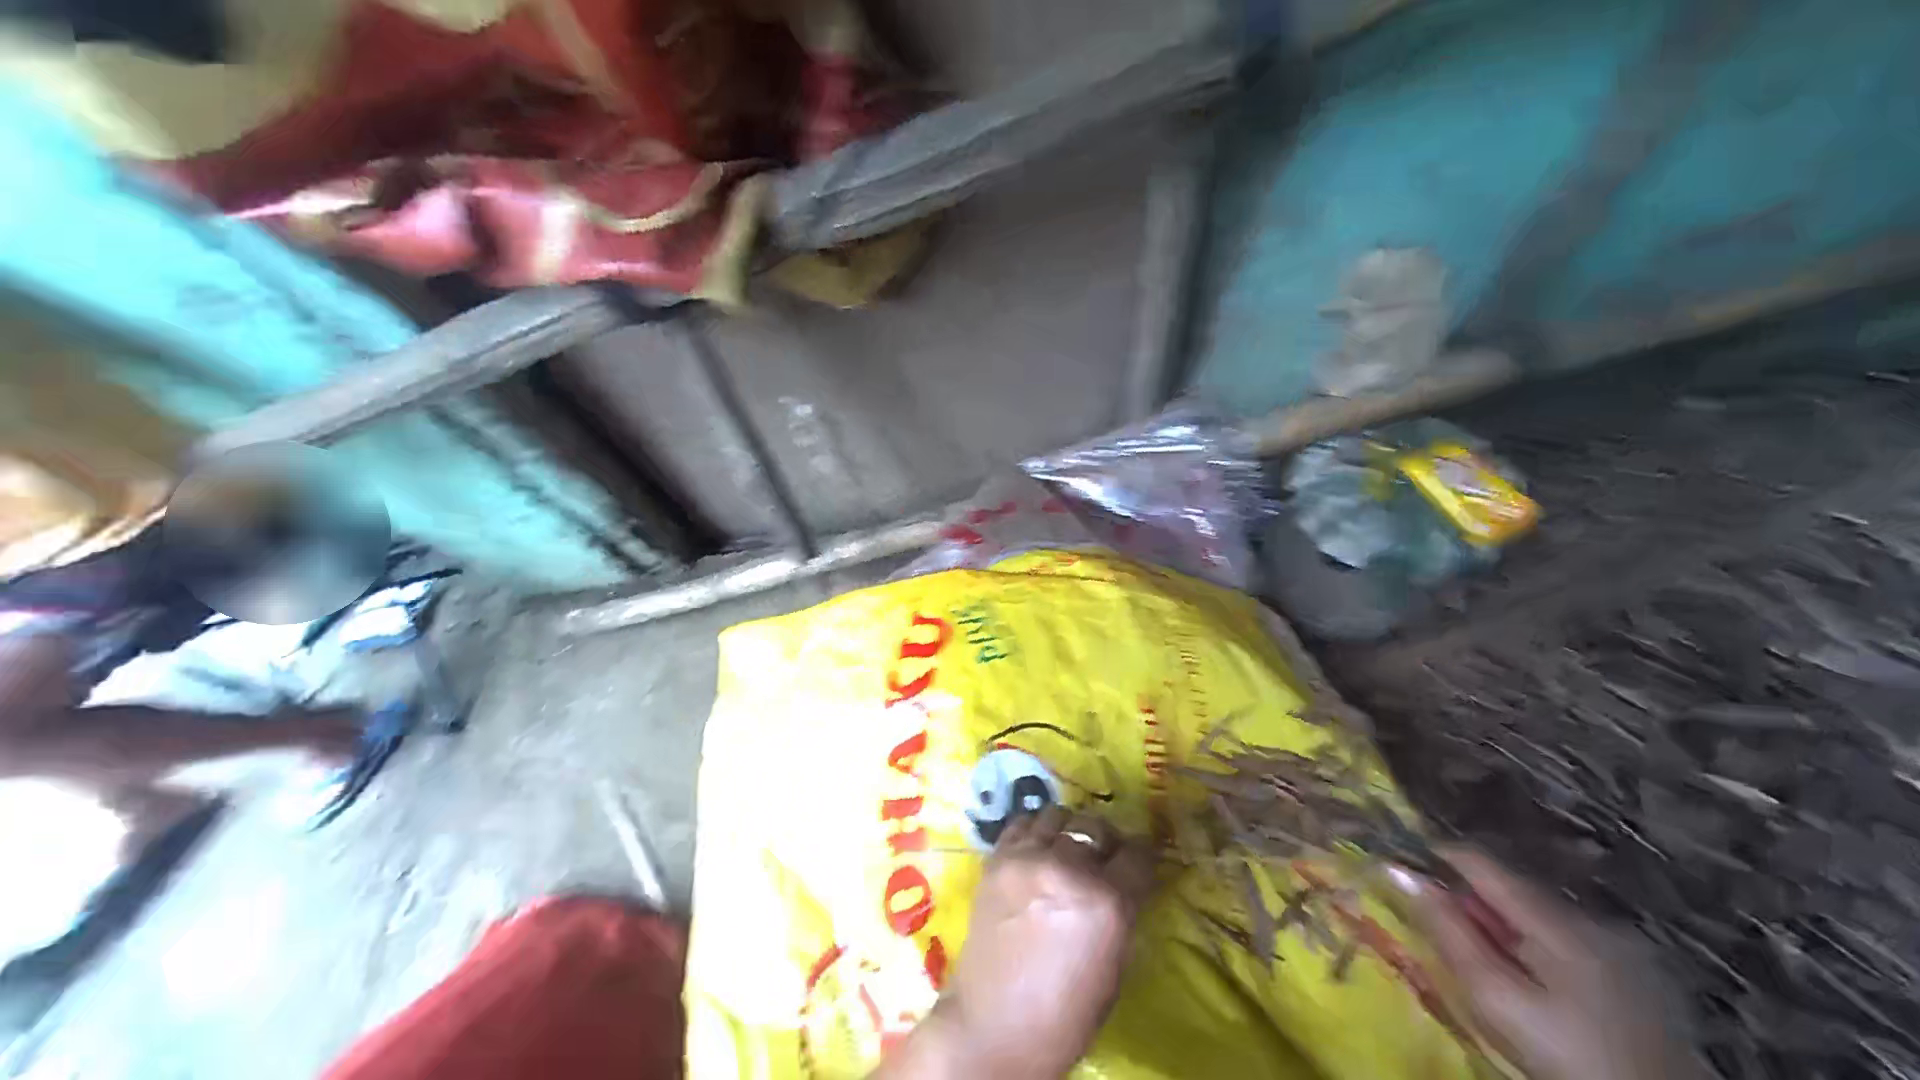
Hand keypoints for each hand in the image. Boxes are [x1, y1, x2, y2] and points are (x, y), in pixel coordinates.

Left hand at [875, 807, 1153, 1079]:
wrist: (991, 1028)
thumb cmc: (1064, 1014)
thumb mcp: (1114, 968)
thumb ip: (1122, 914)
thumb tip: (1128, 882)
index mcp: (1107, 902)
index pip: (1138, 853)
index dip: (1142, 856)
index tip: (1139, 861)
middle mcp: (1068, 868)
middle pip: (1096, 826)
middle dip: (1105, 840)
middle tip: (1101, 858)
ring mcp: (1027, 858)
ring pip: (1057, 815)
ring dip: (1068, 830)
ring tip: (1066, 850)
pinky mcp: (996, 858)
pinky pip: (1023, 823)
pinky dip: (1035, 831)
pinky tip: (1037, 850)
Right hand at [1400, 849, 1702, 1079]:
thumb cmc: (1569, 1057)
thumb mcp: (1495, 998)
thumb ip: (1448, 931)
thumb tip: (1399, 873)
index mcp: (1558, 920)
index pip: (1480, 861)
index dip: (1434, 856)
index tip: (1396, 866)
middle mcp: (1591, 918)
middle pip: (1508, 887)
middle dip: (1465, 898)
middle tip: (1432, 927)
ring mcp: (1619, 946)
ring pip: (1534, 913)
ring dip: (1496, 922)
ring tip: (1475, 956)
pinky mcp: (1634, 974)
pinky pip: (1561, 937)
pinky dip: (1527, 943)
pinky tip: (1523, 976)